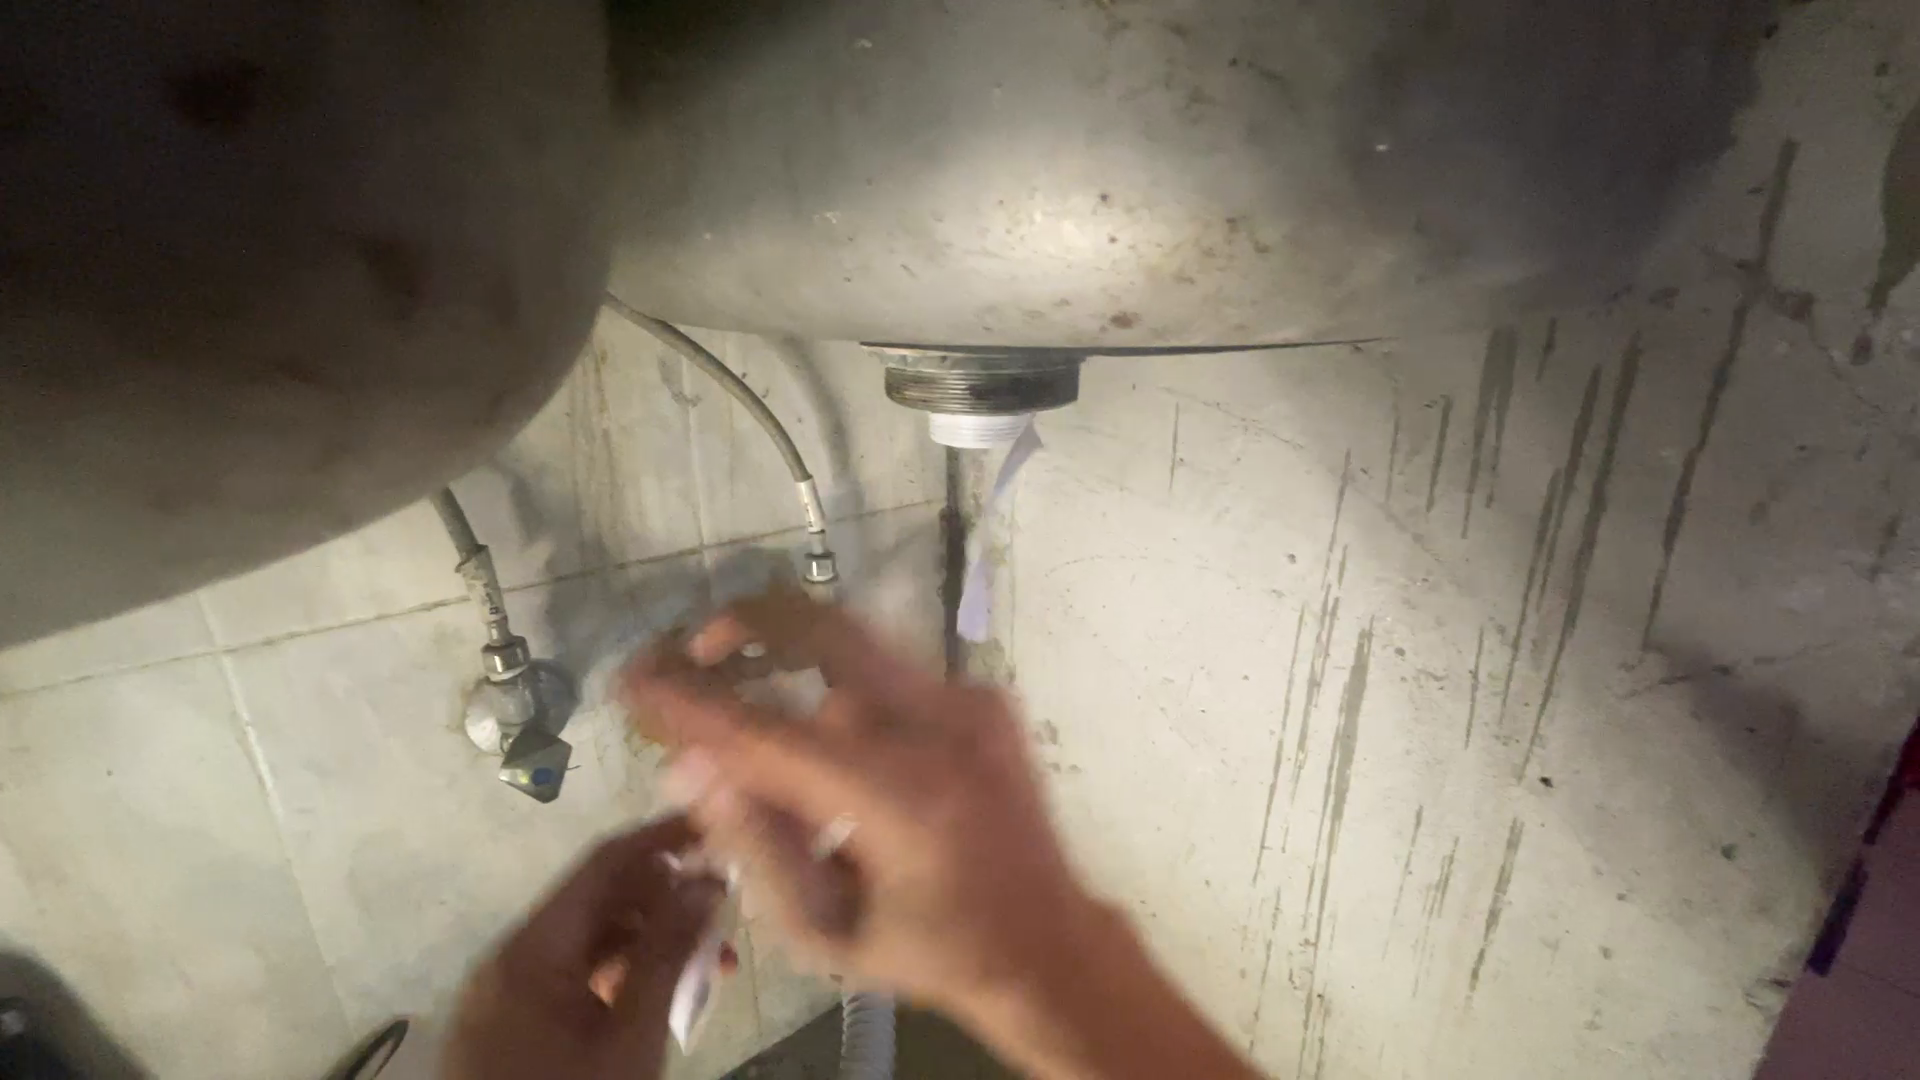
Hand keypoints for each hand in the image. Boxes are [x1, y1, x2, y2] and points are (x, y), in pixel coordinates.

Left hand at [442, 818, 721, 1079]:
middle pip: (604, 898)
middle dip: (672, 896)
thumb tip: (708, 878)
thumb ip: (668, 951)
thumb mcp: (630, 1037)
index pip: (605, 862)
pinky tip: (674, 990)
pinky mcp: (522, 1024)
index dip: (664, 837)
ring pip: (599, 937)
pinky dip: (632, 973)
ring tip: (716, 960)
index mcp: (530, 951)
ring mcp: (515, 993)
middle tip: (730, 903)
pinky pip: (584, 975)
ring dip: (659, 938)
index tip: (720, 827)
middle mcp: (515, 958)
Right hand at [621, 590, 1100, 1015]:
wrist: (1047, 935)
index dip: (692, 703)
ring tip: (756, 689)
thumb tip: (687, 765)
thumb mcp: (825, 929)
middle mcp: (938, 726)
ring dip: (795, 655)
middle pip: (828, 631)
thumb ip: (754, 842)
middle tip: (699, 646)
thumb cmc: (929, 947)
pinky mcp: (986, 694)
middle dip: (750, 622)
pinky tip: (844, 743)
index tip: (635, 680)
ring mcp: (970, 699)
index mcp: (897, 797)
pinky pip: (895, 672)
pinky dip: (848, 689)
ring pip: (858, 645)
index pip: (766, 732)